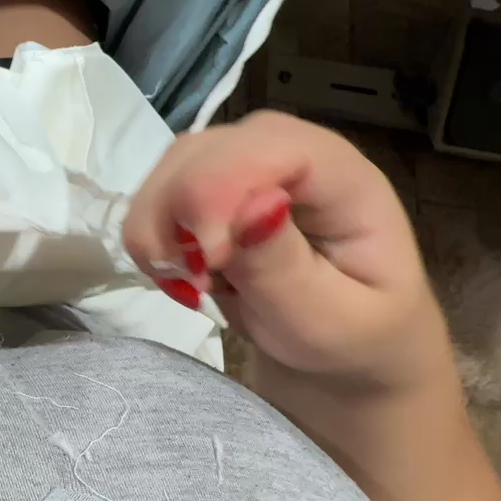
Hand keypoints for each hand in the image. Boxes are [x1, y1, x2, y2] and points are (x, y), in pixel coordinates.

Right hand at [122, 110, 448, 389]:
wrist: (342, 354)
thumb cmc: (349, 339)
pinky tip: (181, 274)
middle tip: (194, 282)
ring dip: (155, 230)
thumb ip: (286, 267)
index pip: (267, 146)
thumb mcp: (330, 321)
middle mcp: (289, 158)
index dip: (218, 191)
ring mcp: (245, 170)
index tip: (210, 261)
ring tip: (188, 283)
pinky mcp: (210, 192)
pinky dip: (150, 239)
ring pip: (168, 169)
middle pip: (204, 151)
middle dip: (175, 214)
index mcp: (344, 180)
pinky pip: (156, 196)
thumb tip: (256, 203)